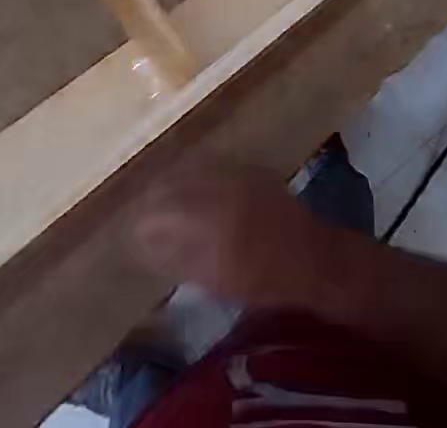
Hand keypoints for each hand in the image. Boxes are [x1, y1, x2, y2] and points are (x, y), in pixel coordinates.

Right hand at [129, 168, 348, 307]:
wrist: (313, 257)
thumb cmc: (264, 280)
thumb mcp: (215, 279)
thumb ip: (178, 258)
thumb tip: (146, 242)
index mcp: (211, 222)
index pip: (161, 211)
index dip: (143, 221)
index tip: (133, 230)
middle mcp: (223, 190)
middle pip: (173, 184)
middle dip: (154, 197)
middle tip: (144, 213)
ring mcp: (238, 175)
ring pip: (191, 170)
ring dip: (173, 183)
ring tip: (162, 198)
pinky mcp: (251, 169)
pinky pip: (212, 166)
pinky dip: (196, 175)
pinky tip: (191, 187)